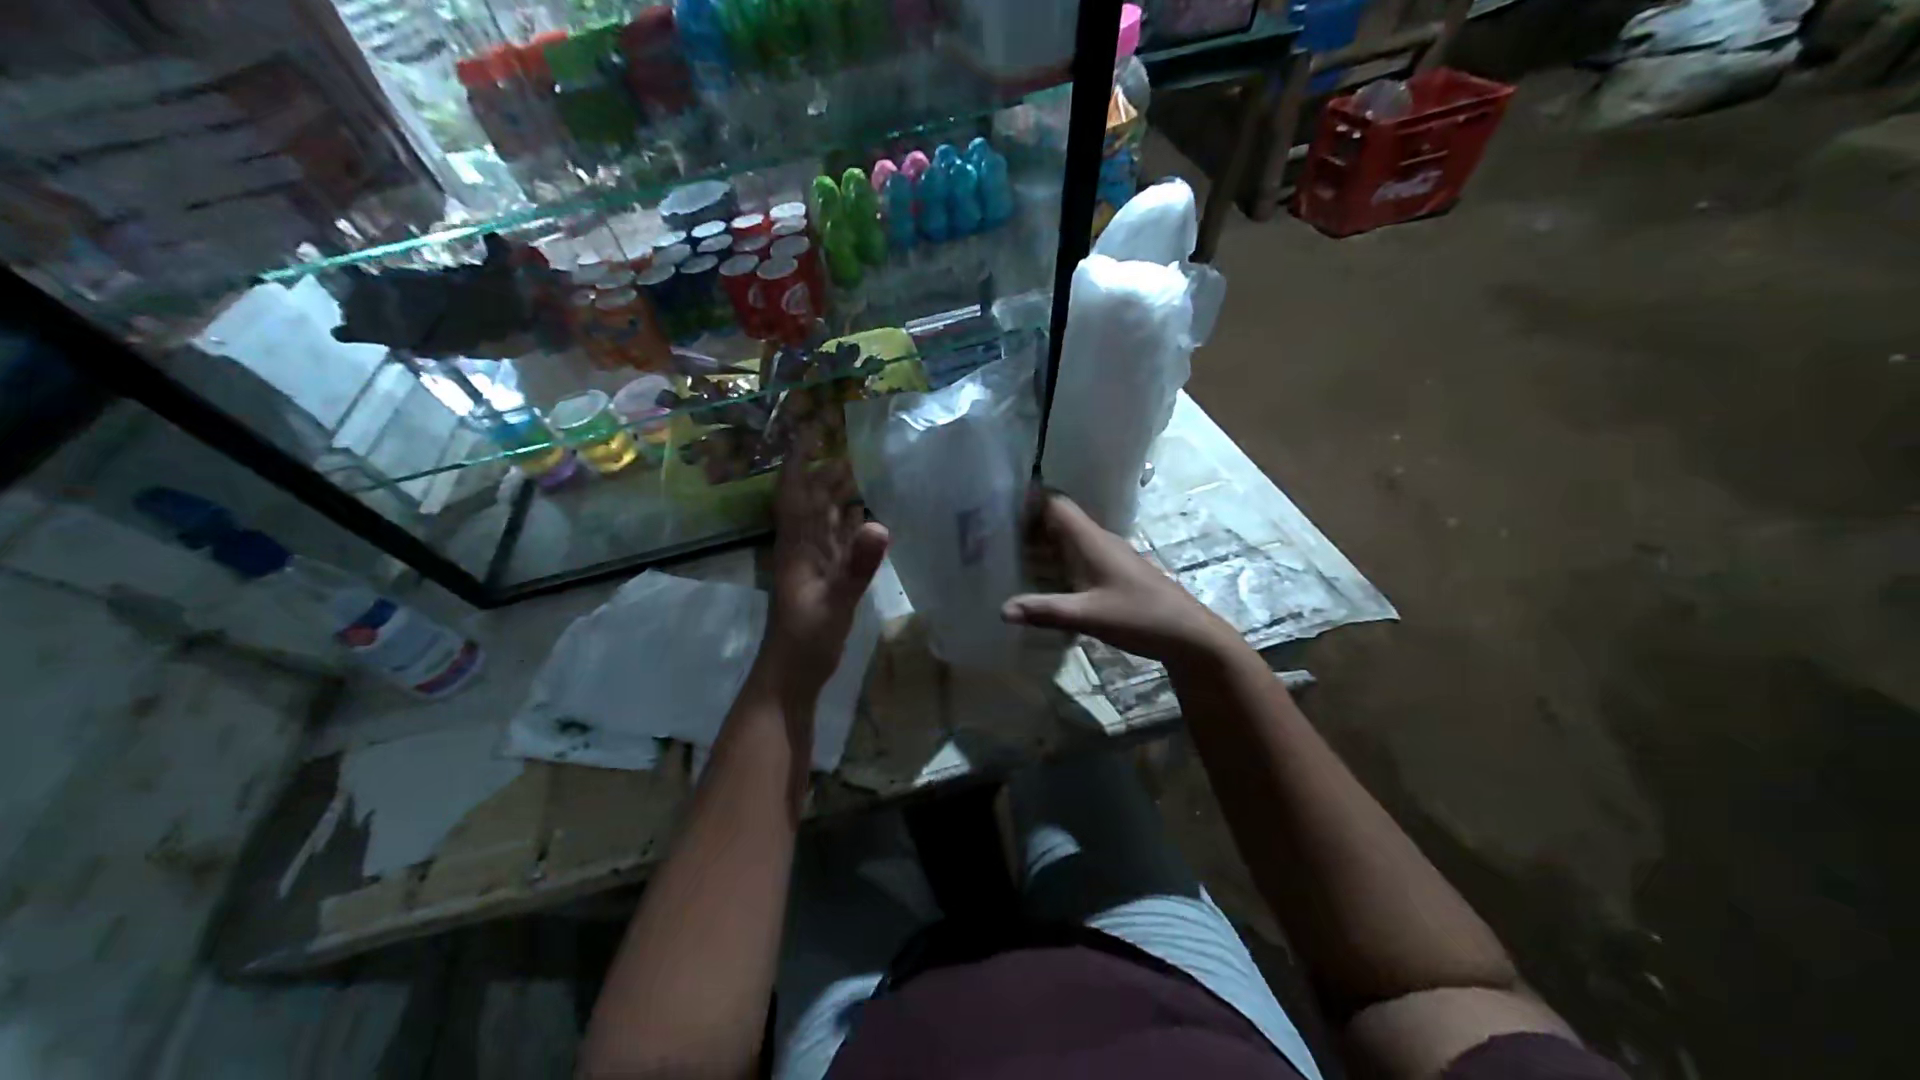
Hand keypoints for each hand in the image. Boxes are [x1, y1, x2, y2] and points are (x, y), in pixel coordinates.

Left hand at [759, 433, 889, 701]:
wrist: (793, 675)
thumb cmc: (807, 639)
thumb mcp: (835, 603)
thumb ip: (857, 566)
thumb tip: (879, 524)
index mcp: (797, 546)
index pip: (796, 493)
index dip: (800, 461)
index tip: (812, 431)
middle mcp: (803, 547)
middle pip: (812, 500)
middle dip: (827, 471)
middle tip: (855, 446)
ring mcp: (814, 563)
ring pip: (824, 519)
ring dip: (838, 494)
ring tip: (863, 469)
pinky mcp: (826, 578)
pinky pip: (836, 540)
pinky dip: (848, 523)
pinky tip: (864, 515)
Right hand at [1001, 491, 1235, 665]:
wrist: (1188, 634)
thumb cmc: (1140, 617)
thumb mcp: (1088, 615)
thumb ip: (1045, 611)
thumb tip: (1001, 610)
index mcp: (1091, 541)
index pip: (1056, 504)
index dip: (1029, 500)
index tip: (998, 506)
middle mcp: (1099, 542)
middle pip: (1058, 521)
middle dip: (1028, 525)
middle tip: (992, 535)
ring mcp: (1109, 557)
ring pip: (1068, 541)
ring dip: (1042, 546)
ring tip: (1007, 556)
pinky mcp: (1114, 574)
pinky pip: (1078, 558)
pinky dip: (1056, 563)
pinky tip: (1042, 581)